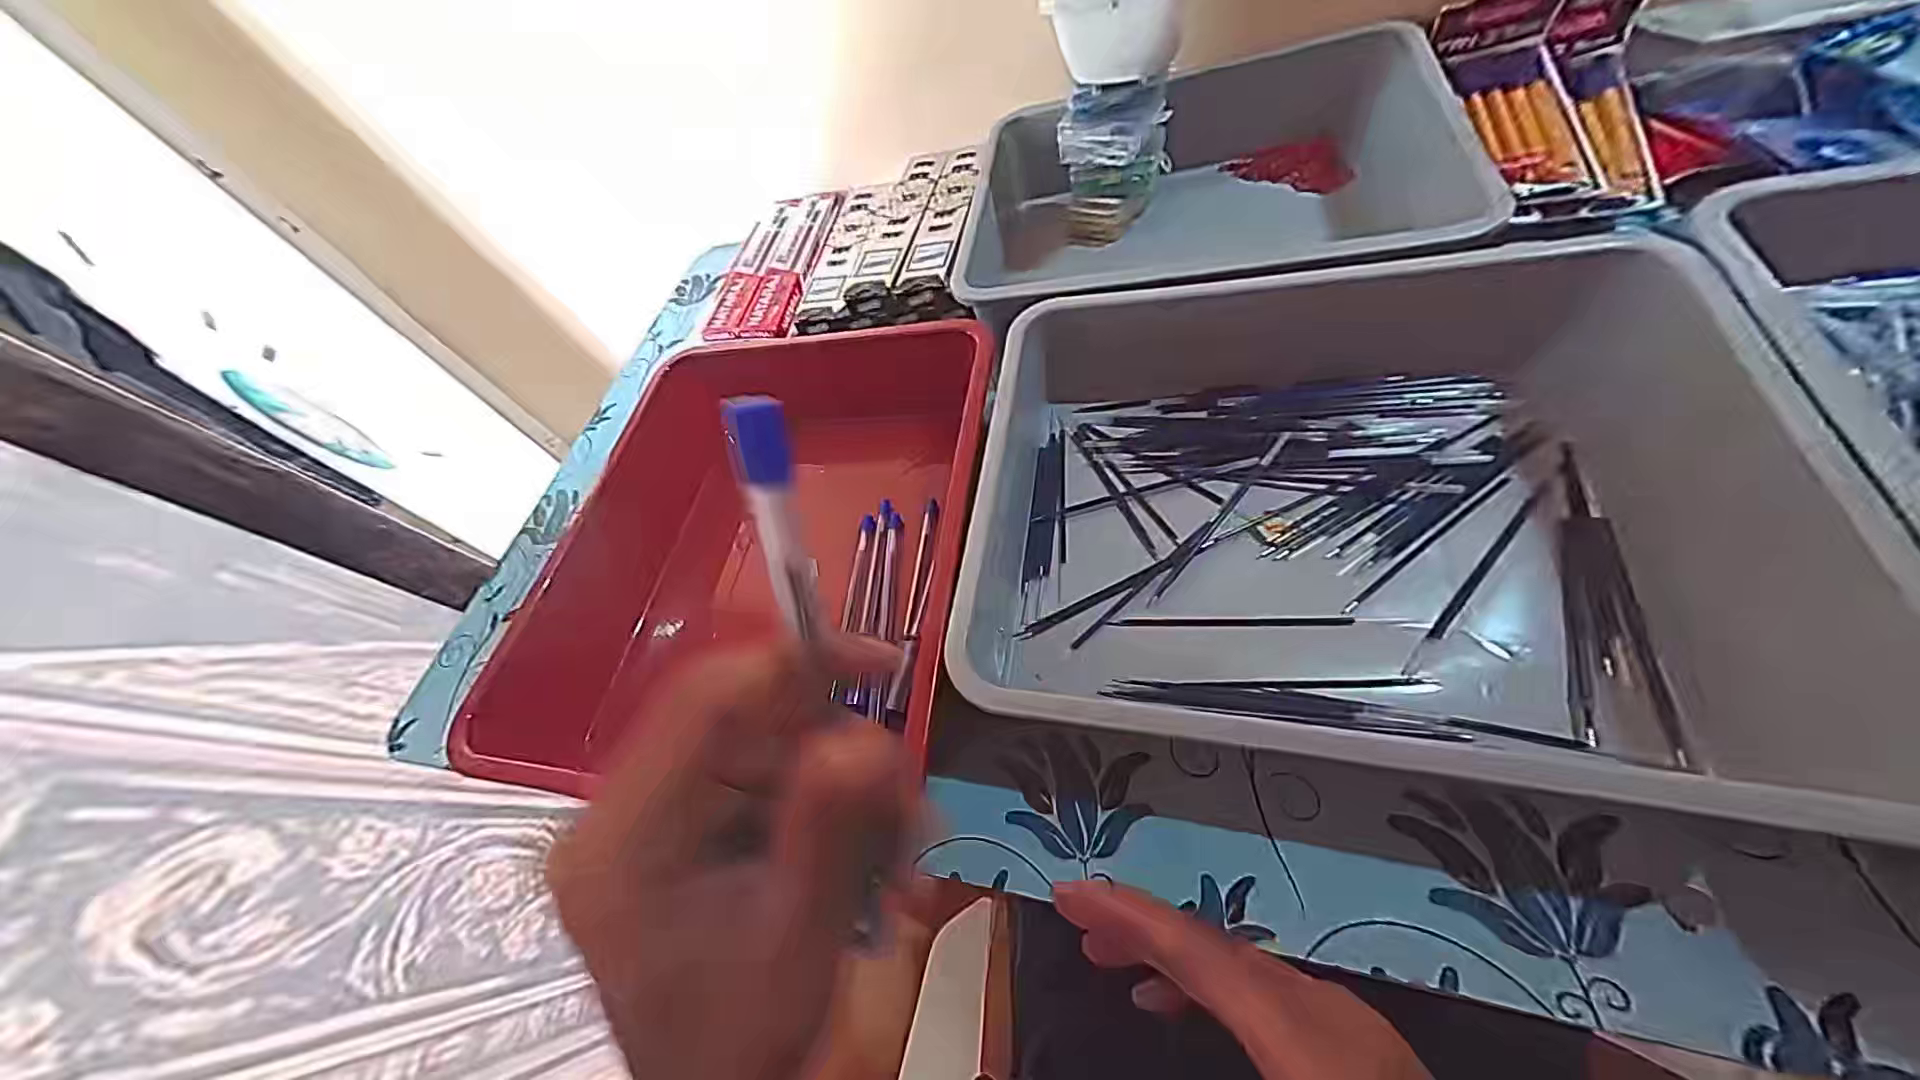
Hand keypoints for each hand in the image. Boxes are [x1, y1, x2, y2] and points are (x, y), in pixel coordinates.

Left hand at [547, 633, 914, 1079]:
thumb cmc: (722, 1047)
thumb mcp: (790, 941)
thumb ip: (829, 830)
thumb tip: (864, 740)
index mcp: (632, 831)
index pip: (713, 697)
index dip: (799, 660)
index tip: (878, 662)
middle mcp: (642, 808)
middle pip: (764, 728)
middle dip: (853, 758)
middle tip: (906, 809)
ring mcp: (672, 817)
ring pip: (786, 757)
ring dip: (857, 796)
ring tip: (899, 863)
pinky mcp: (701, 830)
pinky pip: (782, 790)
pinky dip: (839, 815)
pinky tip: (874, 866)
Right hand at [1053, 882, 1431, 1079]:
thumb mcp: (1290, 1078)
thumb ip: (1200, 1060)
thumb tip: (1143, 1012)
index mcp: (1311, 1043)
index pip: (1201, 953)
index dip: (1128, 915)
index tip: (1071, 894)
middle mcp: (1332, 1018)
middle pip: (1217, 946)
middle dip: (1140, 927)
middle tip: (1080, 927)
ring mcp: (1350, 1032)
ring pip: (1241, 965)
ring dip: (1174, 956)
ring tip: (1117, 965)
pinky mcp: (1356, 1051)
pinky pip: (1265, 995)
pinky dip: (1212, 987)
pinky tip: (1185, 1007)